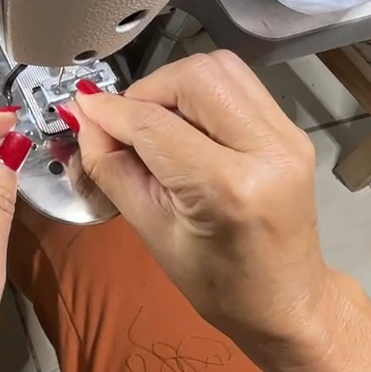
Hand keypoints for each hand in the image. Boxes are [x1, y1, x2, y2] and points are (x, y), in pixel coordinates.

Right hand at [71, 51, 352, 371]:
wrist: (289, 303)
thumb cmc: (218, 283)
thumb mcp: (149, 229)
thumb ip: (109, 166)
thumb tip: (82, 118)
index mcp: (229, 188)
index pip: (154, 123)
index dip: (109, 111)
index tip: (81, 109)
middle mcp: (267, 150)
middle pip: (193, 77)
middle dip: (147, 90)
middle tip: (126, 122)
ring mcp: (286, 135)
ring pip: (217, 68)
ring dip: (172, 84)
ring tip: (156, 121)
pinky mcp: (289, 129)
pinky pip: (234, 82)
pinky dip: (196, 91)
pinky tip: (183, 124)